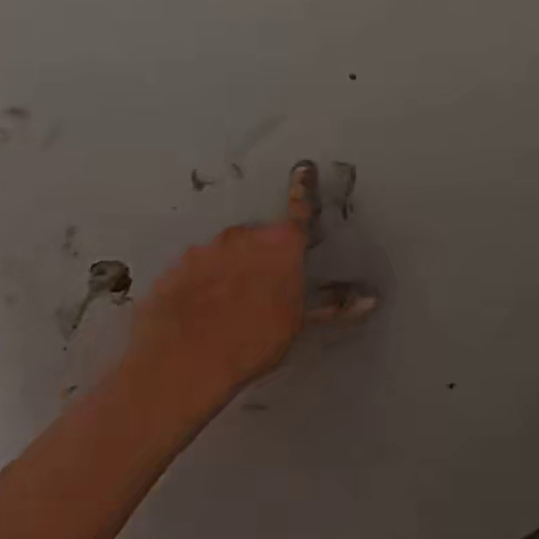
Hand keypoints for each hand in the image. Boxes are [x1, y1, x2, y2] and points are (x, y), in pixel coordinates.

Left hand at [123, 163, 373, 414]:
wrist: (177, 370)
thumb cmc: (251, 341)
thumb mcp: (298, 323)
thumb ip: (333, 305)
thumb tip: (370, 300)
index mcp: (282, 243)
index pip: (300, 207)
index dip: (304, 187)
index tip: (303, 168)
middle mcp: (243, 237)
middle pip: (259, 236)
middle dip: (263, 254)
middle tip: (264, 286)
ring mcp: (201, 253)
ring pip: (224, 254)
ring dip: (228, 269)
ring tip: (226, 305)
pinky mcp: (168, 274)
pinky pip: (192, 272)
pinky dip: (198, 284)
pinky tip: (199, 312)